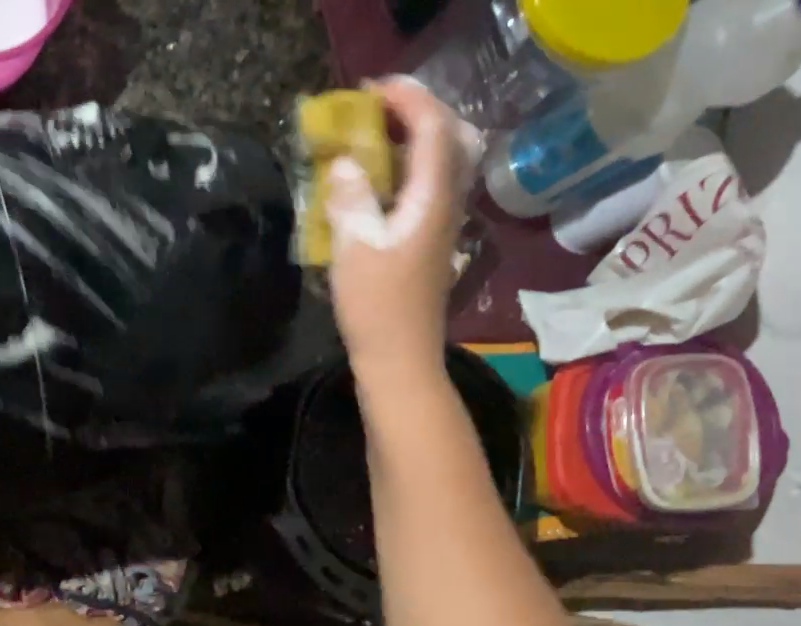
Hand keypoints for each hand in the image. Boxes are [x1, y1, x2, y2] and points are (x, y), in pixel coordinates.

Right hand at [325, 78, 471, 377]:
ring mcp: (443, 225)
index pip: (433, 129)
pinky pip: (430, 188)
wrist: (400, 358)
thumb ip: (351, 200)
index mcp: (432, 199)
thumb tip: (347, 165)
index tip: (372, 91)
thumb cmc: (377, 307)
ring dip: (417, 141)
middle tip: (379, 112)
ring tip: (377, 140)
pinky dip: (411, 170)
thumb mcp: (354, 251)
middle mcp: (447, 204)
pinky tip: (380, 184)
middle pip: (452, 139)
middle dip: (420, 114)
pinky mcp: (431, 244)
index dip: (408, 100)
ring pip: (445, 164)